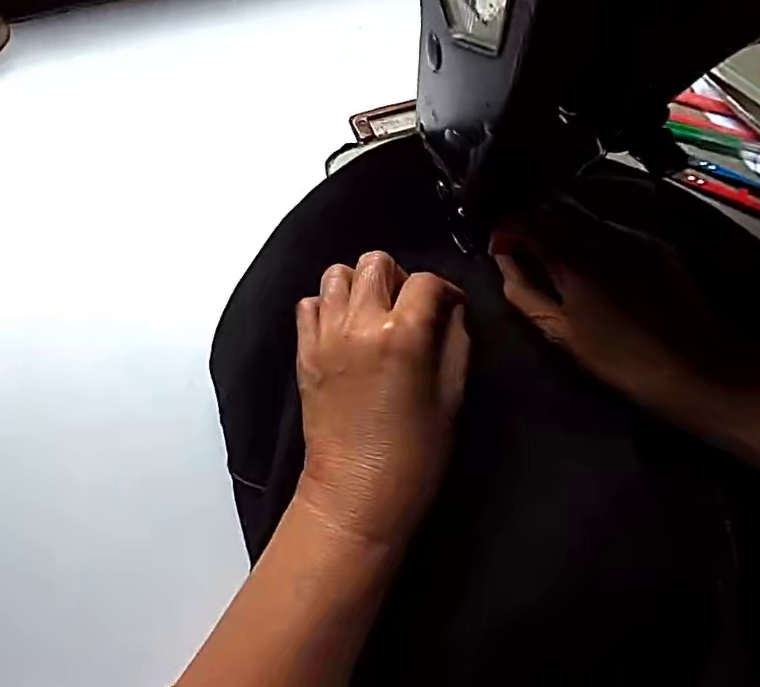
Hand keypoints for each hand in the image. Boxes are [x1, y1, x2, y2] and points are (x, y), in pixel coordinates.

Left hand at [294, 251, 471, 547]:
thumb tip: (450, 308)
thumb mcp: (453, 393)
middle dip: (399, 277)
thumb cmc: (415, 451)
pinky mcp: (303, 352)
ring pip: (337, 274)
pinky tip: (344, 330)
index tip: (450, 306)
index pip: (426, 281)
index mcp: (403, 333)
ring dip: (360, 286)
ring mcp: (325, 336)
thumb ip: (455, 339)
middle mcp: (360, 323)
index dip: (445, 290)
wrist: (356, 496)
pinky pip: (308, 304)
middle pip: (376, 262)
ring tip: (373, 314)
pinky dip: (327, 306)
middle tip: (408, 308)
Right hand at [491, 200, 759, 435]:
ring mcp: (630, 232)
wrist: (704, 368)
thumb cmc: (626, 361)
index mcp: (574, 256)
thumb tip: (505, 261)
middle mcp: (601, 231)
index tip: (501, 249)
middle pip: (553, 202)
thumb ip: (526, 292)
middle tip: (522, 248)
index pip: (526, 215)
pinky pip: (606, 221)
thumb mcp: (564, 335)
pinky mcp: (651, 241)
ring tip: (553, 255)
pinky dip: (585, 230)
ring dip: (557, 222)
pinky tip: (589, 260)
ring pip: (581, 208)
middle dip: (530, 219)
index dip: (505, 226)